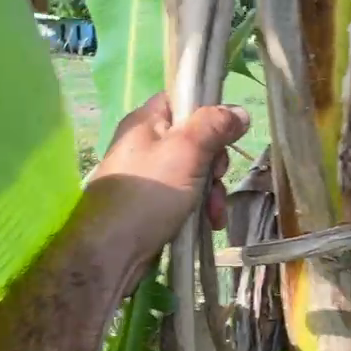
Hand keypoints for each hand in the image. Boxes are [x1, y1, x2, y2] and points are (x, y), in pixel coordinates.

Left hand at [81, 93, 249, 270]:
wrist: (111, 251)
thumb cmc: (149, 193)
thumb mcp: (186, 151)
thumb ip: (213, 126)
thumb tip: (240, 111)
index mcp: (146, 121)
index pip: (182, 99)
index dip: (207, 112)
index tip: (226, 132)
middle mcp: (146, 145)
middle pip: (195, 139)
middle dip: (215, 162)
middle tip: (216, 177)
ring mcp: (149, 177)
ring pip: (195, 171)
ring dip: (212, 191)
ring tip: (214, 213)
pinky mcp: (153, 205)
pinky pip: (185, 197)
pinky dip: (200, 208)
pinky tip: (209, 224)